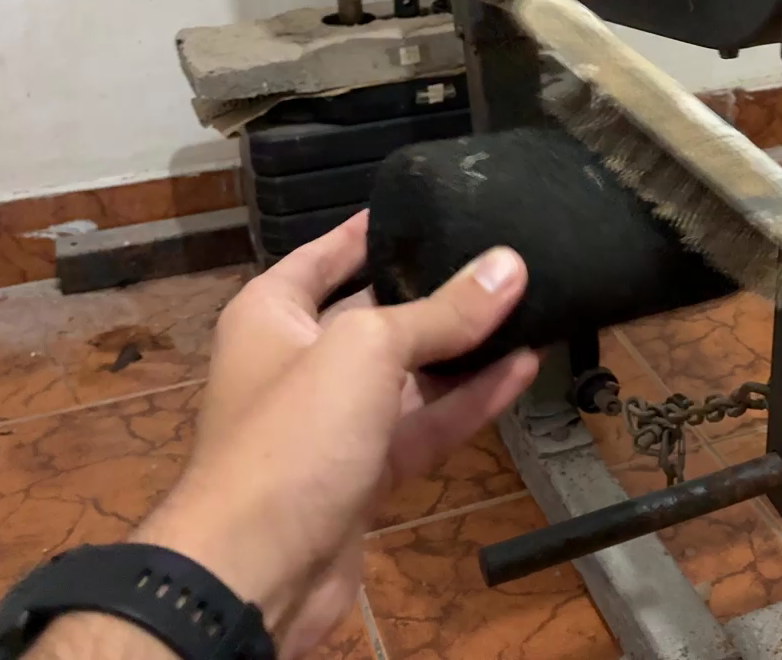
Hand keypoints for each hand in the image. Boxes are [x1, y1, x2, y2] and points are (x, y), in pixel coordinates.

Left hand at [131, 213, 537, 656]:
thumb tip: (509, 265)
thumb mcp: (369, 350)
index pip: (327, 254)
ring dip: (467, 348)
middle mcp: (304, 361)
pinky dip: (471, 398)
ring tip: (527, 309)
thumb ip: (444, 310)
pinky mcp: (369, 468)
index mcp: (274, 316)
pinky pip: (428, 420)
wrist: (254, 576)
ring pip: (414, 371)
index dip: (370, 229)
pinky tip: (522, 368)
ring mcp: (338, 421)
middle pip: (382, 312)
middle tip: (499, 260)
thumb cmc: (293, 435)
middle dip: (438, 291)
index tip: (425, 205)